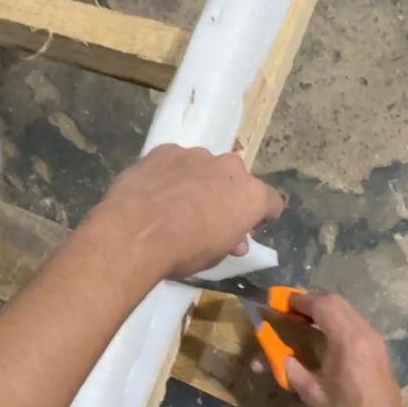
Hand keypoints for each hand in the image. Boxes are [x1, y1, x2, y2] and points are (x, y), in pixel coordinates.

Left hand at [87, 145, 284, 277]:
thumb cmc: (184, 252)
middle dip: (226, 196)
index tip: (245, 229)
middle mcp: (229, 167)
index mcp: (251, 195)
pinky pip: (174, 161)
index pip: (271, 202)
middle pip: (236, 180)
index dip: (260, 217)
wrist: (136, 232)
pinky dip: (169, 174)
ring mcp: (197, 155)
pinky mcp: (165, 150)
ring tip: (174, 204)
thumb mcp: (214, 256)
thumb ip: (229, 242)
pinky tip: (153, 192)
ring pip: (204, 167)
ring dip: (197, 182)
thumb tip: (235, 241)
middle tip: (207, 218)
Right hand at [281, 293, 407, 406]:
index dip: (299, 300)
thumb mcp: (311, 392)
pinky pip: (353, 320)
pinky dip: (335, 318)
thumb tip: (273, 355)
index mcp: (347, 340)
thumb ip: (290, 368)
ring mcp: (373, 338)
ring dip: (323, 308)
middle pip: (335, 301)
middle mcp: (363, 332)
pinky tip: (322, 333)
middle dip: (310, 301)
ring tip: (302, 319)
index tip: (279, 303)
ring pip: (346, 309)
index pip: (322, 305)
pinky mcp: (377, 346)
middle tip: (289, 310)